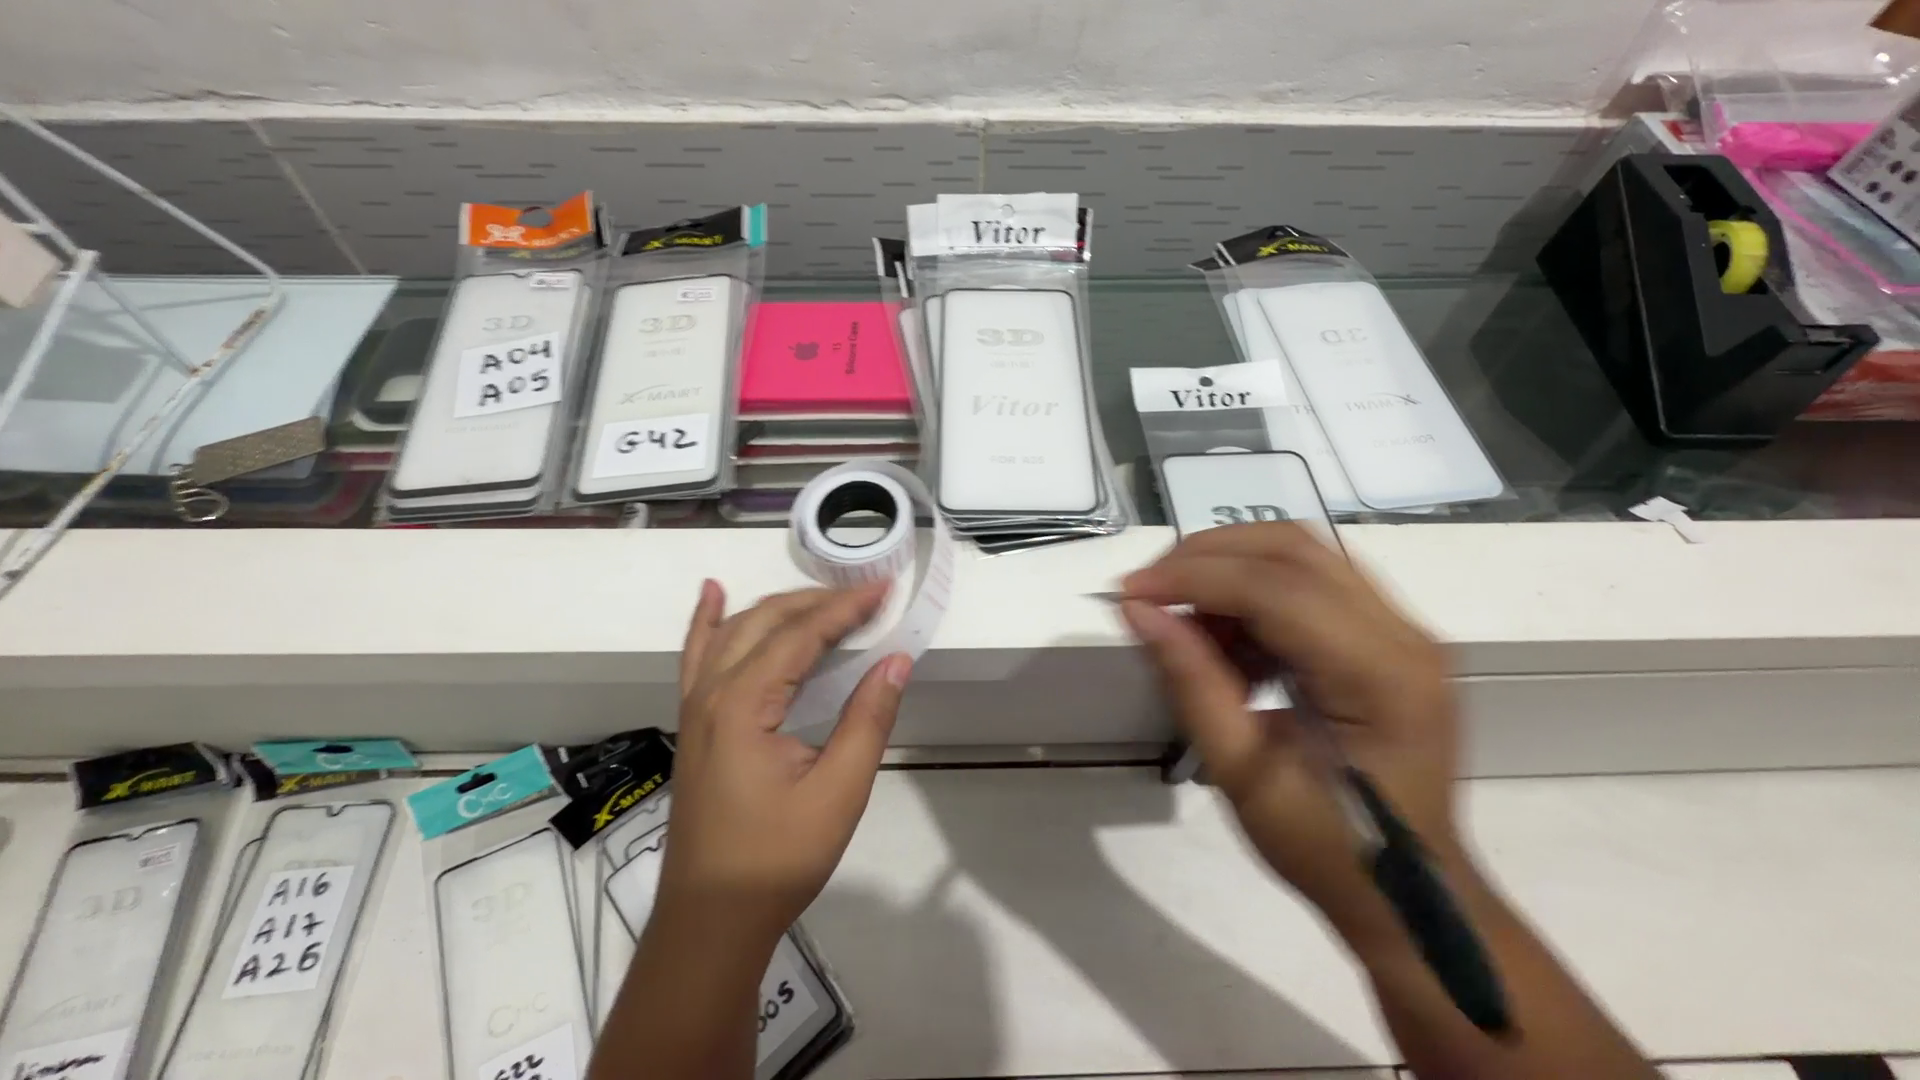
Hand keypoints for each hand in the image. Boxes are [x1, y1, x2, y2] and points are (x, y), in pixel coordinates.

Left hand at [657, 579, 912, 948]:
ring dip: (778, 607)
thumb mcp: (838, 792)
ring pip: (734, 632)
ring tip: (822, 596)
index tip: (884, 590)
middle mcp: (712, 693)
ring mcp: (695, 708)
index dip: (844, 609)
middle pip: (765, 622)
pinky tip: (713, 595)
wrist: (711, 916)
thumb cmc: (778, 857)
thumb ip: (867, 719)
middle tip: (866, 596)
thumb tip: (896, 659)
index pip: (800, 635)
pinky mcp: (694, 725)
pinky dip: (707, 621)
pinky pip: (698, 656)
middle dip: (817, 601)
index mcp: (744, 704)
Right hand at [1119, 522, 1463, 942]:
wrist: (1408, 892)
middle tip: (1149, 590)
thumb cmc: (1327, 850)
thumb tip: (1139, 611)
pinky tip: (1227, 639)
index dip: (1194, 578)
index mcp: (1380, 677)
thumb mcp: (1244, 775)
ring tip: (1184, 621)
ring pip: (1304, 554)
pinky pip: (1313, 582)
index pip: (1277, 590)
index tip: (1130, 591)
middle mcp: (1406, 635)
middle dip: (1208, 556)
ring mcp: (1405, 630)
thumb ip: (1193, 683)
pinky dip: (1255, 592)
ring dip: (1231, 568)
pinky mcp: (1391, 636)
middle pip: (1295, 549)